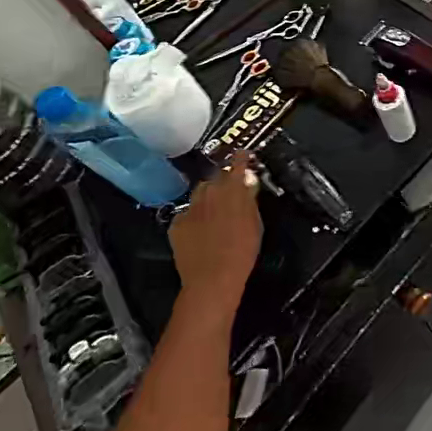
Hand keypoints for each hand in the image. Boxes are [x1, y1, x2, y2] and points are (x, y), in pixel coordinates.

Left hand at [169, 152, 262, 312]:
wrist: (213, 277)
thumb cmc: (244, 249)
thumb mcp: (255, 222)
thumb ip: (249, 200)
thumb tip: (247, 185)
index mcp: (233, 191)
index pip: (237, 166)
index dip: (241, 158)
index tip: (244, 153)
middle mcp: (209, 193)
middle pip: (215, 178)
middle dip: (223, 180)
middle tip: (232, 189)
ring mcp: (190, 208)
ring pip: (200, 193)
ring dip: (208, 195)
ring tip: (215, 207)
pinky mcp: (176, 224)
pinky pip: (187, 212)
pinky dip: (195, 214)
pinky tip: (200, 227)